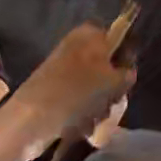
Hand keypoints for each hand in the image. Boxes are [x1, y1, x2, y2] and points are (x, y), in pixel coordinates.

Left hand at [4, 24, 134, 149]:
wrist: (31, 119)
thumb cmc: (74, 93)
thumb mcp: (110, 81)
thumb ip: (126, 75)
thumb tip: (129, 72)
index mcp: (88, 33)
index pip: (118, 40)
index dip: (124, 62)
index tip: (124, 81)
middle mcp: (77, 47)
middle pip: (109, 69)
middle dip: (112, 92)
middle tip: (108, 103)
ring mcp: (66, 71)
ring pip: (97, 90)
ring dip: (99, 109)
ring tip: (92, 119)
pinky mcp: (59, 92)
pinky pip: (82, 104)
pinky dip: (85, 117)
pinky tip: (81, 127)